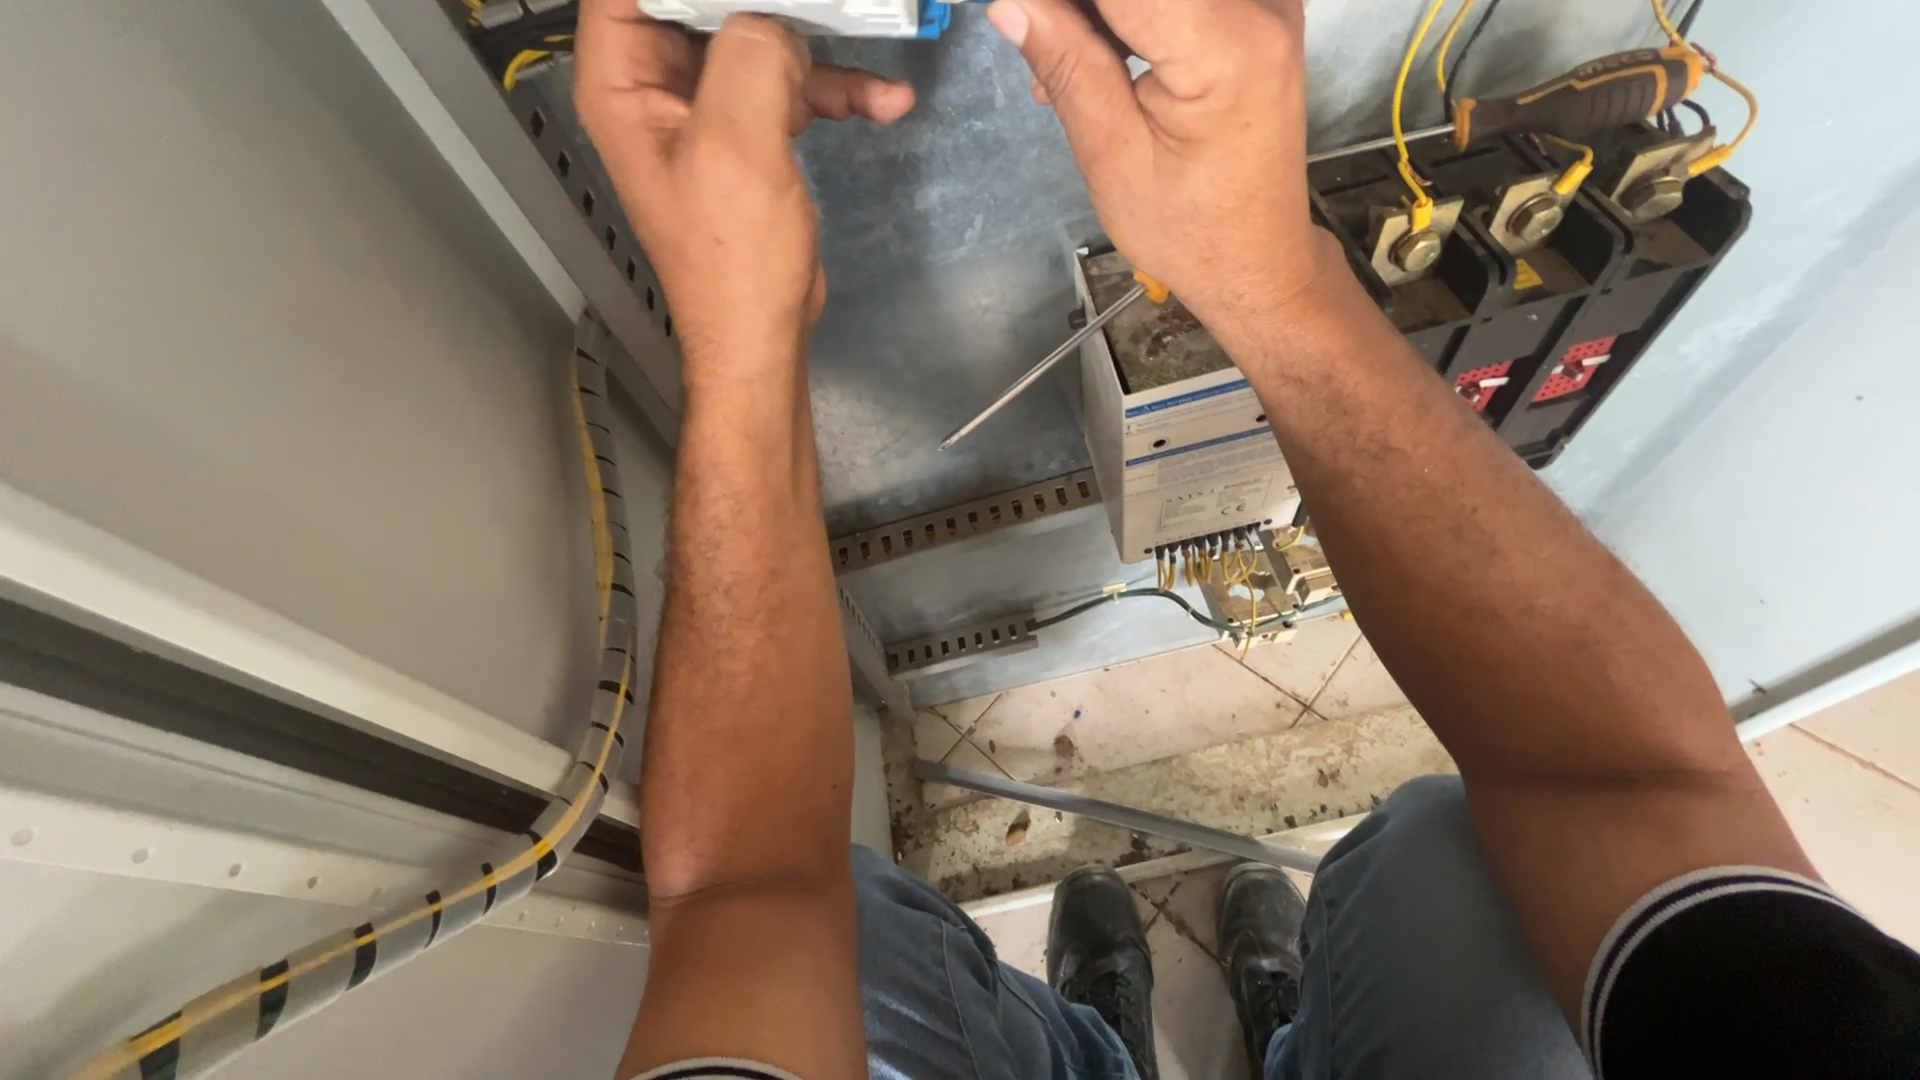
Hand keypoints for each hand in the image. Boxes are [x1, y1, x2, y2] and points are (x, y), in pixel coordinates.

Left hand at [574, 1, 913, 375]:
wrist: (763, 335)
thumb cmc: (735, 257)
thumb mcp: (737, 147)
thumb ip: (753, 58)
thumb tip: (779, 24)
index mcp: (622, 80)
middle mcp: (657, 87)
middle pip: (704, 2)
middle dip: (769, 2)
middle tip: (826, 4)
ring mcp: (708, 113)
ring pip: (758, 42)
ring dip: (820, 48)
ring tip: (875, 46)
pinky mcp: (752, 138)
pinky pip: (791, 92)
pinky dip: (835, 92)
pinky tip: (884, 100)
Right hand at [984, 0, 1340, 345]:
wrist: (1254, 257)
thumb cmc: (1186, 231)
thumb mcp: (1113, 159)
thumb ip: (1069, 68)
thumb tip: (1012, 3)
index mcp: (1225, 46)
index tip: (1020, 13)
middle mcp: (1261, 1)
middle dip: (1081, 9)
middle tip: (1038, 40)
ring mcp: (1269, 0)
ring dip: (1102, 14)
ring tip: (1063, 64)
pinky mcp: (1261, 9)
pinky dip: (1130, 17)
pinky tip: (1098, 56)